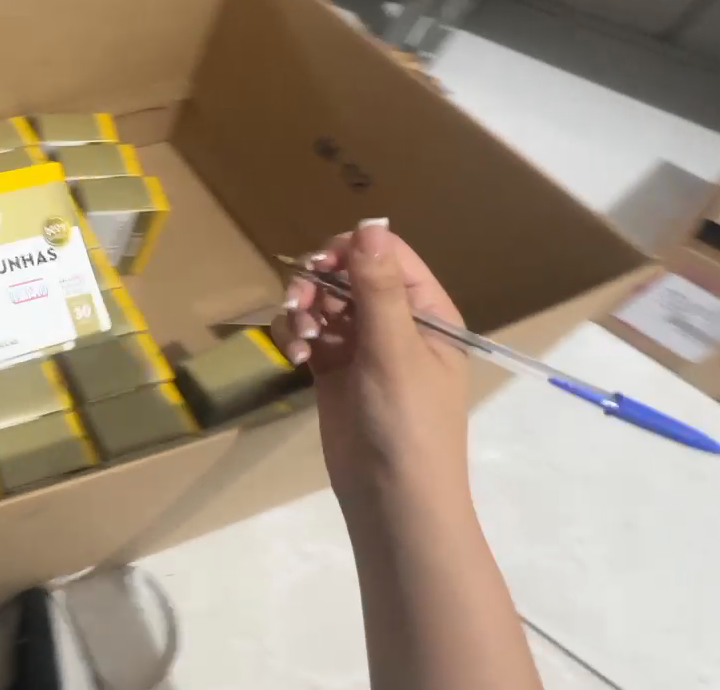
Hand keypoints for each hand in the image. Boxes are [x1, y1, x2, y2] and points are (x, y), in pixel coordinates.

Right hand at [270, 219, 468, 507]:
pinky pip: (306, 330)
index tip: (316, 268)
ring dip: (300, 311)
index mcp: (425, 312)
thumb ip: (377, 287)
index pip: (385, 255)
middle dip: (314, 285)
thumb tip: (371, 225)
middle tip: (298, 306)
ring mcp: (361, 344)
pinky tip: (293, 356)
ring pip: (320, 301)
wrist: (390, 494)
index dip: (346, 252)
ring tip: (298, 339)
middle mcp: (394, 321)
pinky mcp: (333, 365)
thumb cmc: (406, 422)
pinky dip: (294, 336)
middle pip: (344, 274)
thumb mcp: (393, 350)